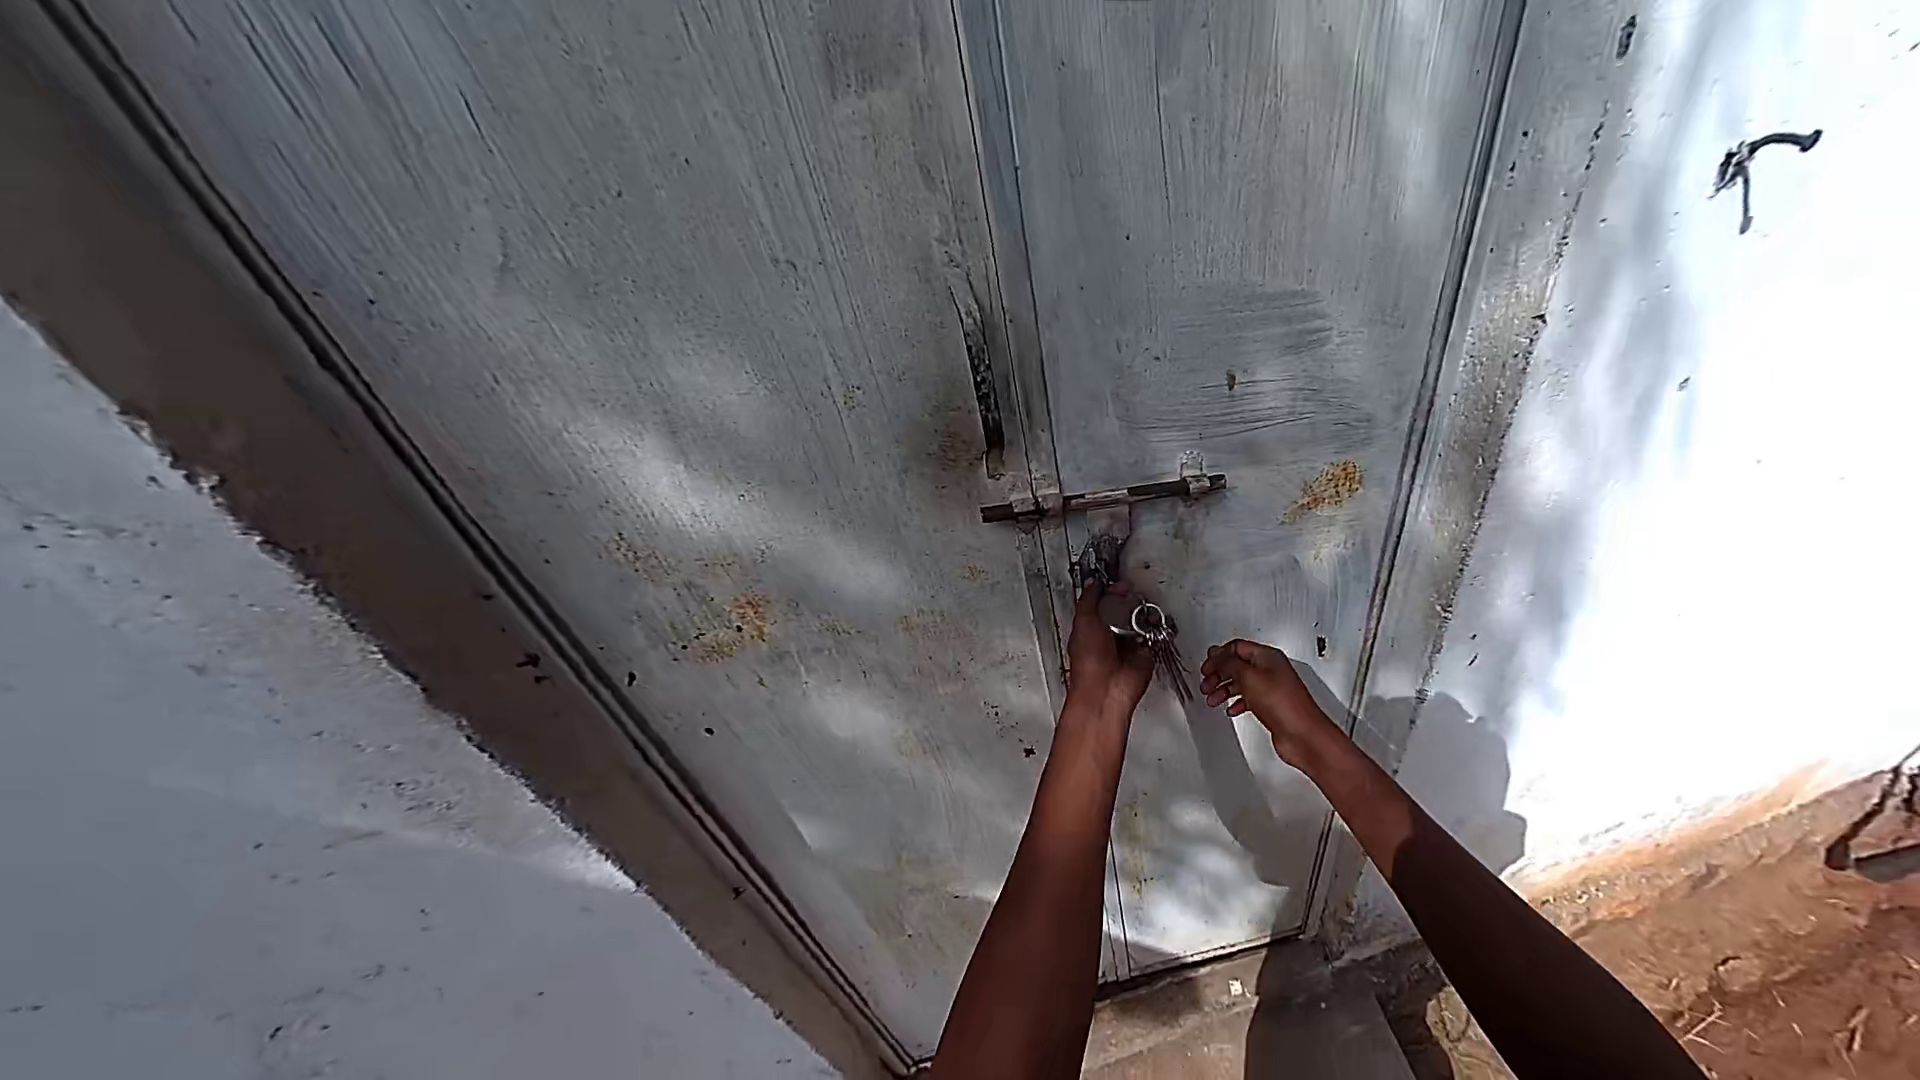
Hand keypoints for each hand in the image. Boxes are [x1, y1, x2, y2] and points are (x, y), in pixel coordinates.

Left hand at [1064, 580, 1153, 721]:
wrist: (1106, 689)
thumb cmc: (1089, 663)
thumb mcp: (1084, 621)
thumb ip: (1089, 599)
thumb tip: (1093, 583)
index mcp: (1089, 627)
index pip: (1101, 602)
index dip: (1109, 591)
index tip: (1117, 584)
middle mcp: (1108, 635)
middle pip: (1122, 609)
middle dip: (1128, 599)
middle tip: (1131, 593)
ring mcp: (1126, 645)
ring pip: (1138, 621)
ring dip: (1141, 613)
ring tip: (1140, 609)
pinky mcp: (1143, 654)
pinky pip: (1151, 636)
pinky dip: (1153, 628)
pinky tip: (1149, 624)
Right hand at [1200, 639, 1341, 767]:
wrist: (1302, 734)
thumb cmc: (1284, 705)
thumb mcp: (1248, 676)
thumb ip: (1228, 663)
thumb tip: (1216, 654)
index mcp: (1267, 657)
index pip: (1237, 647)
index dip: (1219, 655)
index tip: (1207, 666)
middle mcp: (1270, 670)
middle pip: (1237, 665)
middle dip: (1219, 673)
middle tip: (1207, 681)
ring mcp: (1271, 688)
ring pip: (1240, 683)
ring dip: (1224, 689)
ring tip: (1213, 697)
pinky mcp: (1270, 705)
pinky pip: (1248, 699)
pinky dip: (1236, 702)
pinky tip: (1231, 708)